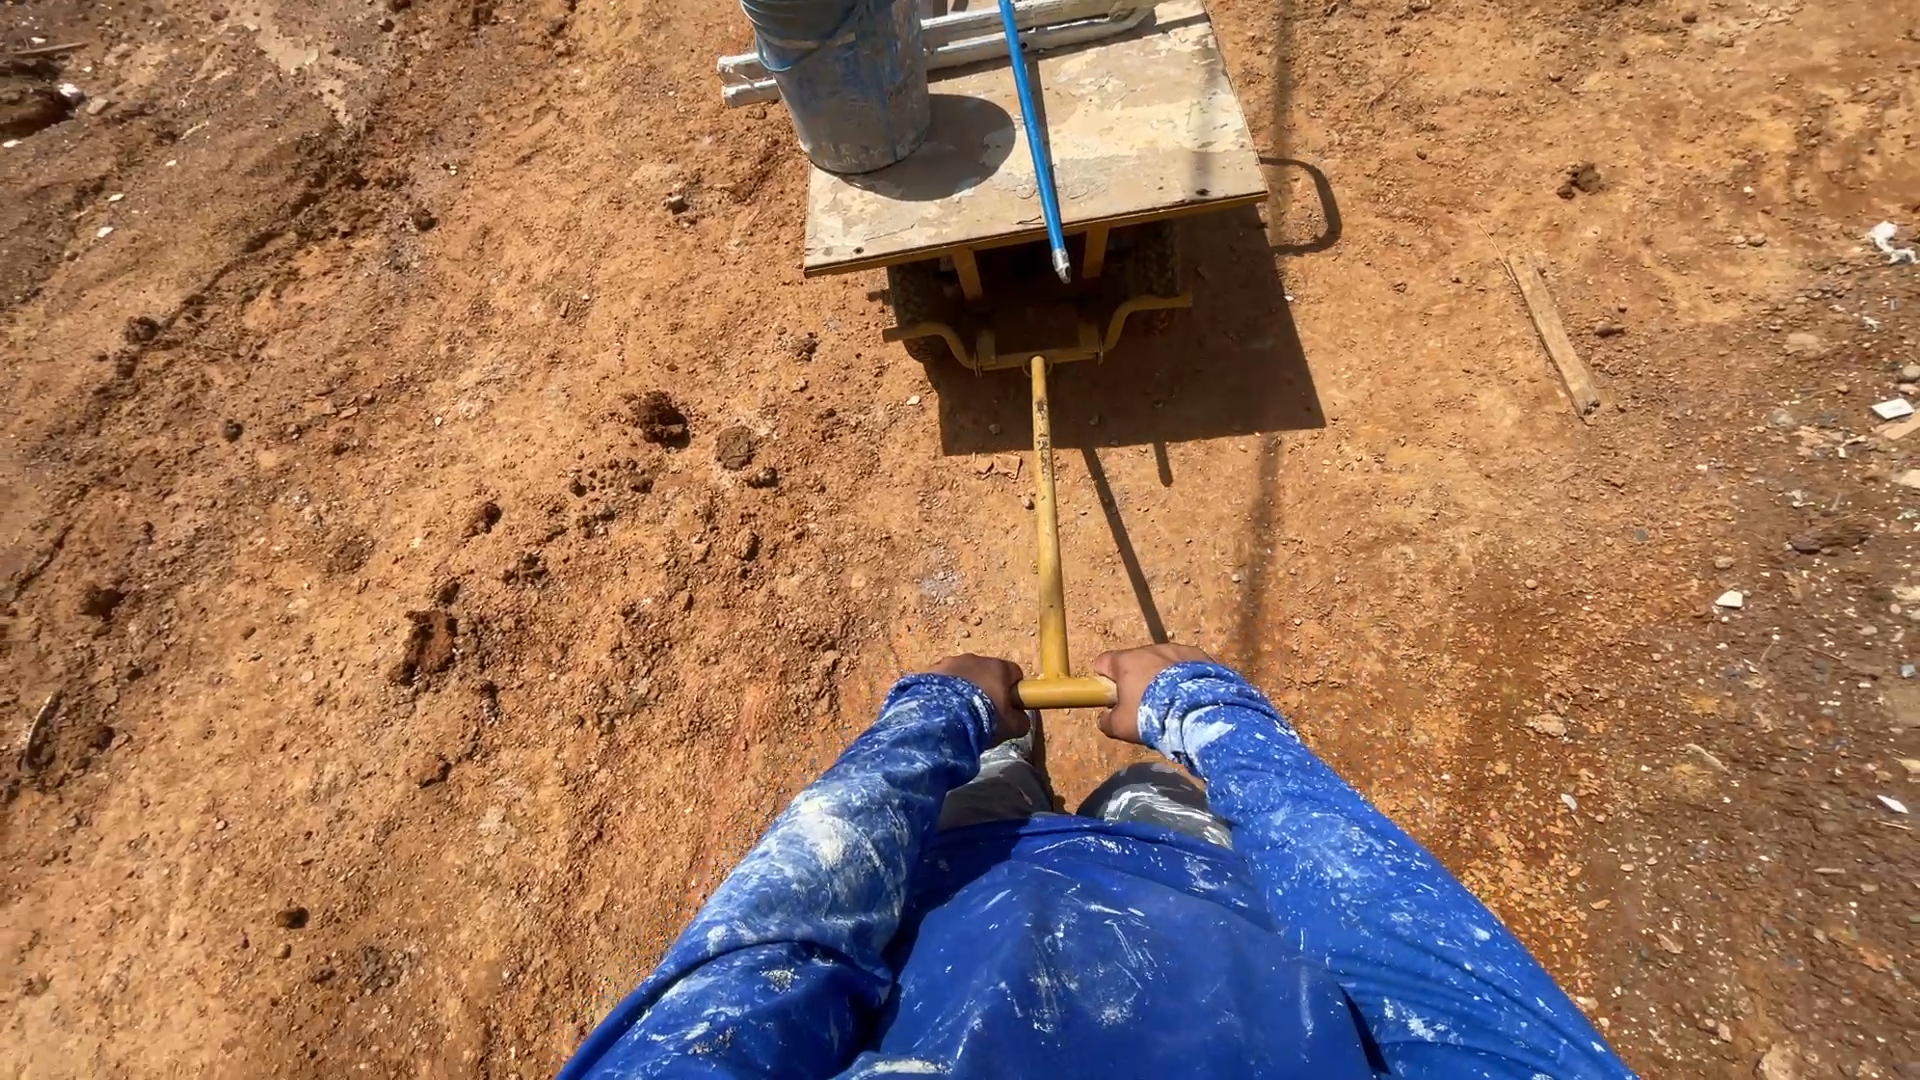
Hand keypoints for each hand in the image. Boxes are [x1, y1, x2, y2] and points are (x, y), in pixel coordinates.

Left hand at [922, 654, 1028, 744]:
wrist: (942, 720)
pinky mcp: (928, 671)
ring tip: (956, 713)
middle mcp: (974, 659)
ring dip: (961, 689)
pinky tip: (939, 710)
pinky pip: (940, 680)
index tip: (1008, 706)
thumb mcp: (1011, 727)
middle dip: (984, 688)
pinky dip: (941, 692)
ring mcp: (949, 662)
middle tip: (981, 712)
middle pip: (985, 671)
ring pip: (960, 674)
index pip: (1013, 672)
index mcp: (998, 668)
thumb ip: (1021, 720)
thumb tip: (1021, 718)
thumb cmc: (983, 720)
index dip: (1012, 689)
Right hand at [1091, 644, 1212, 743]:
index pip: (1104, 662)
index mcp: (1126, 661)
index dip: (1105, 679)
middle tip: (1147, 705)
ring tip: (1174, 703)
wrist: (1200, 713)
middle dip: (1137, 680)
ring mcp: (1176, 649)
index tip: (1114, 695)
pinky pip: (1185, 664)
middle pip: (1135, 661)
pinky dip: (1184, 677)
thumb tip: (1105, 718)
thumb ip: (1107, 720)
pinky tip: (1191, 696)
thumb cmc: (1154, 716)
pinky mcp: (1199, 655)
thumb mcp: (1121, 726)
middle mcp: (1149, 649)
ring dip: (1162, 677)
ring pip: (1162, 662)